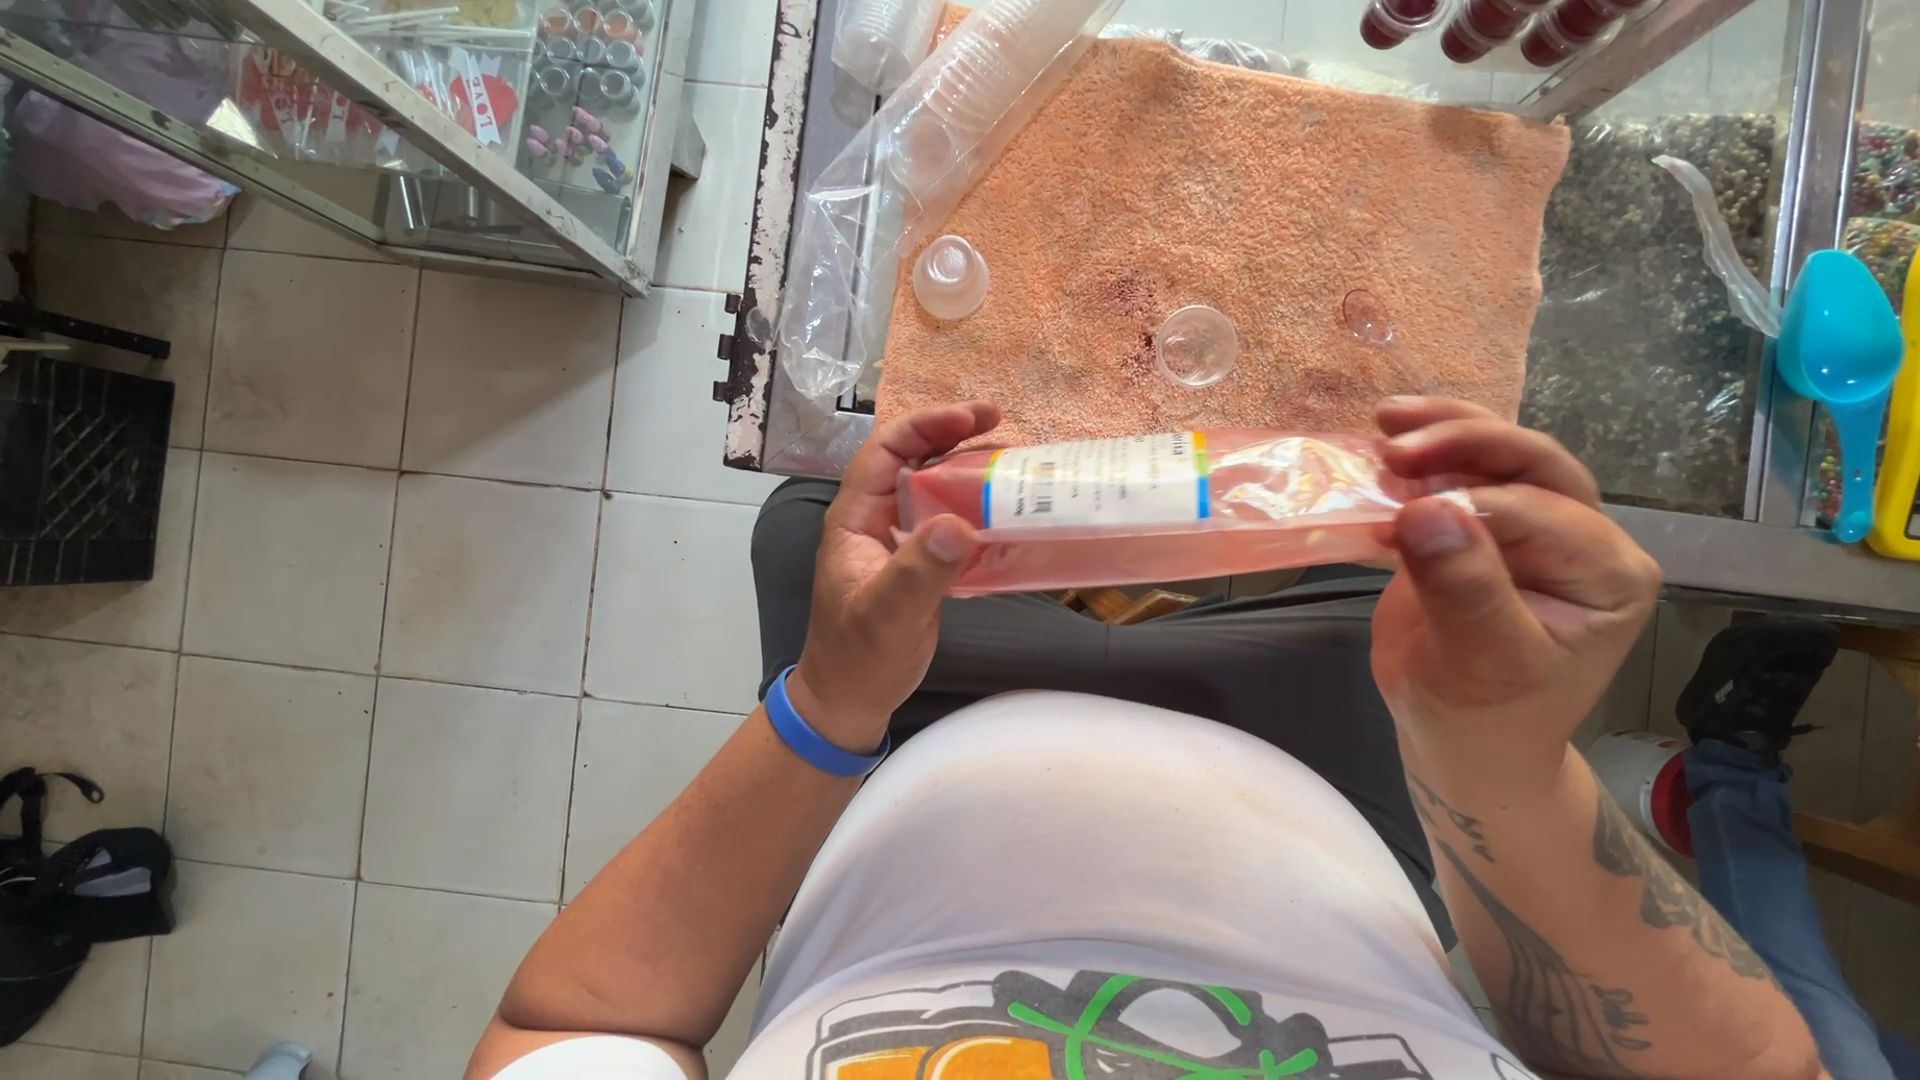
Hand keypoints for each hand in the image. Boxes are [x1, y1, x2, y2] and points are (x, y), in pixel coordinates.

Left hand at [788, 402, 999, 752]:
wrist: (851, 699)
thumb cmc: (858, 658)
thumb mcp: (886, 616)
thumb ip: (918, 572)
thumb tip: (958, 525)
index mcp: (856, 518)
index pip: (886, 451)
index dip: (927, 425)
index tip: (975, 417)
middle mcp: (879, 519)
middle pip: (916, 460)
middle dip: (957, 437)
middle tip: (1006, 428)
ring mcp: (901, 541)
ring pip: (938, 490)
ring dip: (974, 473)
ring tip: (1018, 465)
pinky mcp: (922, 564)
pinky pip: (953, 524)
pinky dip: (981, 513)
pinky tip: (1013, 514)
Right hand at [1368, 397, 1660, 778]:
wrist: (1459, 741)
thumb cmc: (1483, 717)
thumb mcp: (1481, 664)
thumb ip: (1465, 588)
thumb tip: (1426, 509)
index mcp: (1605, 572)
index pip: (1544, 511)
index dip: (1475, 501)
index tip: (1401, 512)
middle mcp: (1574, 540)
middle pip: (1531, 463)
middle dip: (1465, 439)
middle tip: (1394, 436)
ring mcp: (1522, 533)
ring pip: (1492, 460)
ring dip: (1440, 435)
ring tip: (1385, 420)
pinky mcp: (1473, 536)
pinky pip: (1451, 483)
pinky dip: (1414, 465)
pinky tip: (1377, 456)